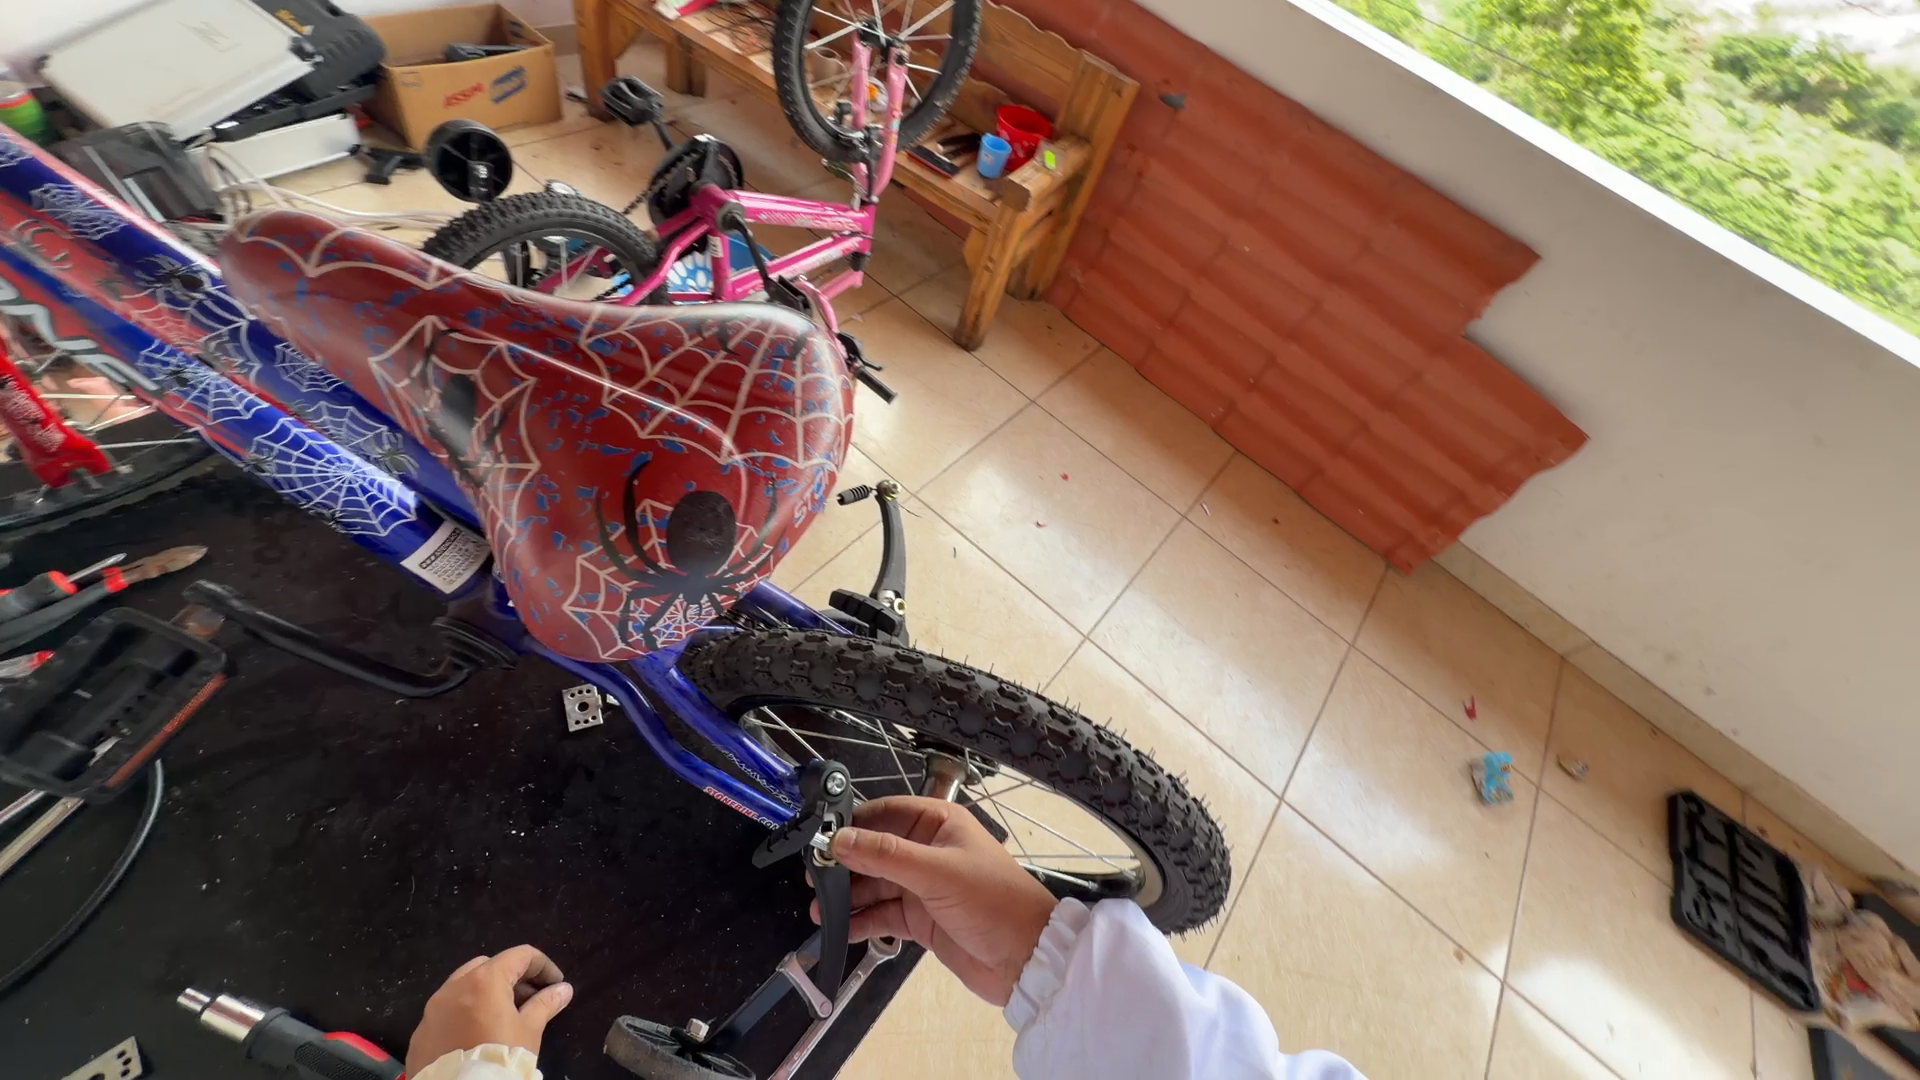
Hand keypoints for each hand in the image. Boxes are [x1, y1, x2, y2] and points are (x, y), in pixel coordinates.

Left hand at [406, 945, 572, 1076]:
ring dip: (484, 994)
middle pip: (488, 966)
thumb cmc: (498, 1057)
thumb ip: (546, 1004)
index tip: (555, 984)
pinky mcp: (418, 1038)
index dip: (543, 966)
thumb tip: (563, 990)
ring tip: (501, 1016)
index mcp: (484, 980)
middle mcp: (453, 988)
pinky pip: (445, 1014)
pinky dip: (463, 1015)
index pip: (520, 956)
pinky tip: (475, 1036)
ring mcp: (430, 1013)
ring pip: (462, 988)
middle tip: (528, 997)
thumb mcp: (530, 1030)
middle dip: (511, 976)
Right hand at [813, 796, 1058, 1006]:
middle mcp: (927, 850)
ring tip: (818, 908)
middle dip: (845, 863)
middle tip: (810, 878)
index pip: (886, 813)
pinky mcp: (921, 919)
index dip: (854, 823)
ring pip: (876, 884)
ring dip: (848, 896)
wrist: (1027, 960)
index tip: (820, 837)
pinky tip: (839, 930)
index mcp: (938, 824)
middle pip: (876, 850)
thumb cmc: (991, 900)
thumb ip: (886, 856)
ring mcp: (923, 886)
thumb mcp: (937, 873)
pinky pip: (883, 914)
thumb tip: (839, 841)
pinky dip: (861, 921)